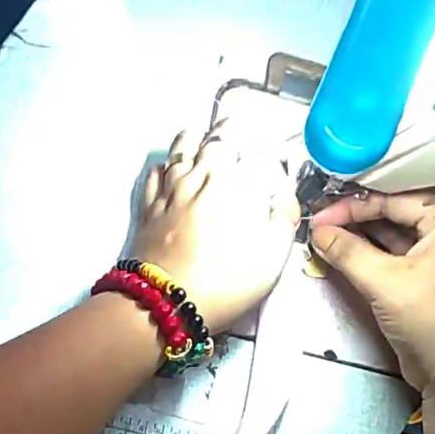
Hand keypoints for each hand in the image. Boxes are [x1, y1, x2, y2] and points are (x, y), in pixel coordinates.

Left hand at [131, 125, 299, 331]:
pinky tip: (170, 169)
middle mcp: (204, 174)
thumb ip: (284, 218)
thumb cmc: (226, 280)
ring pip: (182, 146)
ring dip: (196, 138)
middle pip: (218, 139)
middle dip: (232, 133)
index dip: (270, 157)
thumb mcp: (273, 255)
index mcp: (240, 182)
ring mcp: (172, 187)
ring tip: (202, 138)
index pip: (259, 154)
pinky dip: (166, 164)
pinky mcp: (150, 205)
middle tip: (238, 133)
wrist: (168, 300)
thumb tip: (284, 197)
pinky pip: (156, 172)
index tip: (275, 164)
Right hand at [310, 193, 434, 396]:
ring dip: (358, 243)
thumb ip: (348, 252)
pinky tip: (342, 262)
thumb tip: (318, 232)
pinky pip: (393, 266)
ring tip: (323, 241)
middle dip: (354, 222)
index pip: (393, 200)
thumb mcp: (386, 281)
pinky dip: (368, 264)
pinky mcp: (427, 289)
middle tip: (317, 227)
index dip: (352, 207)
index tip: (317, 217)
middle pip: (393, 218)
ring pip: (391, 243)